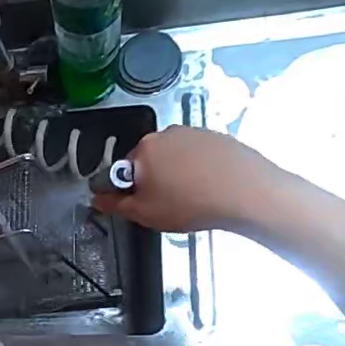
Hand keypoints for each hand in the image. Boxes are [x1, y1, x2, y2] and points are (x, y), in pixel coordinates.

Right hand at [92, 126, 288, 232]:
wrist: (247, 193)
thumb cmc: (193, 203)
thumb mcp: (144, 213)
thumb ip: (114, 204)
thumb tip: (97, 198)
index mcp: (143, 150)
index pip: (121, 170)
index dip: (128, 191)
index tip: (140, 205)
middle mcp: (165, 134)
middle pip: (148, 161)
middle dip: (153, 181)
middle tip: (167, 205)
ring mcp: (192, 132)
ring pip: (173, 157)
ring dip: (176, 175)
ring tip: (192, 198)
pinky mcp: (215, 136)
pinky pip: (196, 155)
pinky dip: (197, 170)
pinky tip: (208, 188)